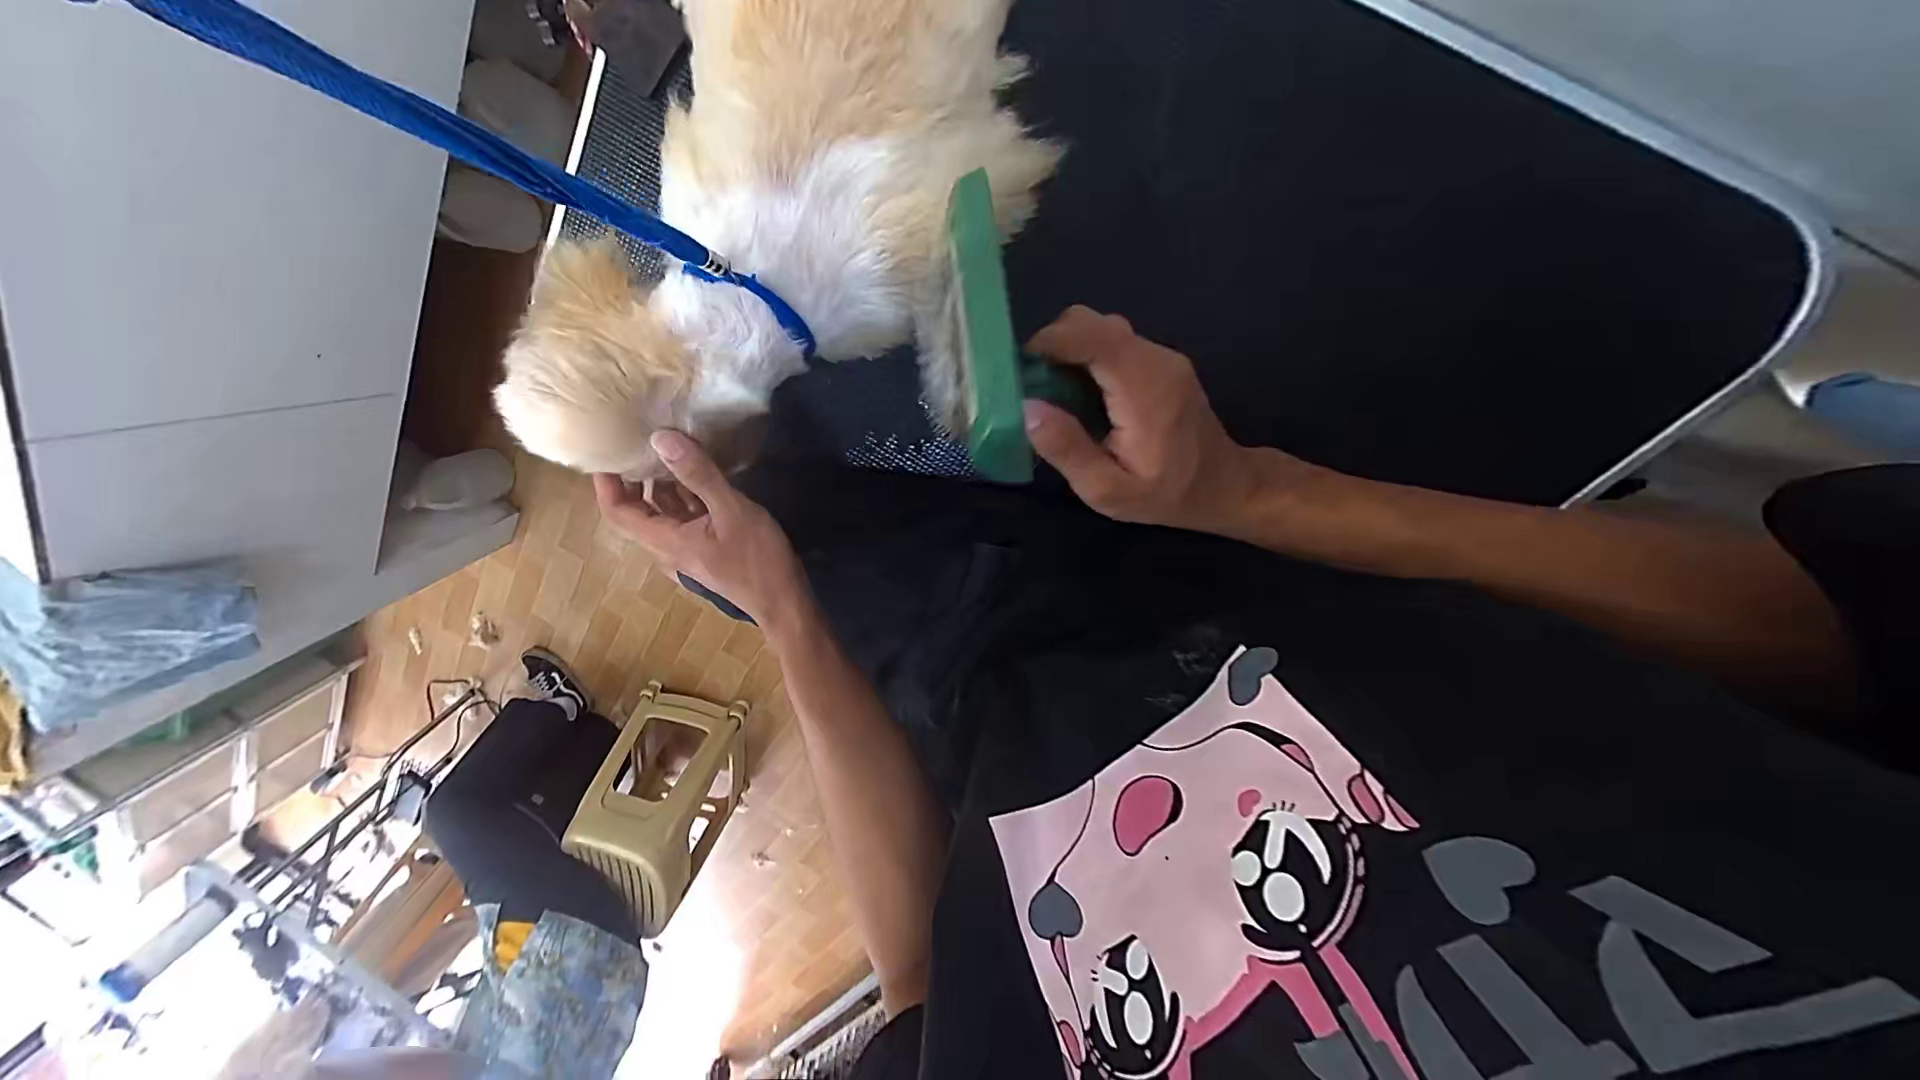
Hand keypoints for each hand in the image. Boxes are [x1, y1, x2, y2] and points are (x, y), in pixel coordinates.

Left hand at [593, 432, 813, 631]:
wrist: (784, 602)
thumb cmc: (757, 559)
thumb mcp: (732, 510)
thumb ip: (699, 475)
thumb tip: (661, 438)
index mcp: (665, 541)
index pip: (616, 511)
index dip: (606, 482)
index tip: (608, 450)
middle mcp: (668, 548)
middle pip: (637, 512)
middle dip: (634, 478)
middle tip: (638, 441)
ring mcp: (688, 551)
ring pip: (664, 514)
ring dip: (663, 485)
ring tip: (670, 449)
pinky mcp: (707, 550)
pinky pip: (686, 520)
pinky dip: (686, 497)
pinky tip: (700, 476)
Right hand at [1023, 306, 1303, 532]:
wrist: (1224, 486)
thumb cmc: (1166, 495)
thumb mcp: (1108, 490)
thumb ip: (1068, 449)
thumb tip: (1027, 407)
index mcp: (1144, 388)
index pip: (1092, 336)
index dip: (1049, 341)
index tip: (1017, 367)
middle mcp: (1156, 359)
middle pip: (1092, 323)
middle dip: (1053, 345)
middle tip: (1032, 386)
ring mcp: (1161, 356)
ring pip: (1101, 329)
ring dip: (1068, 351)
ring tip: (1052, 394)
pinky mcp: (1160, 362)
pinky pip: (1113, 344)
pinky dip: (1085, 358)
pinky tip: (1079, 396)